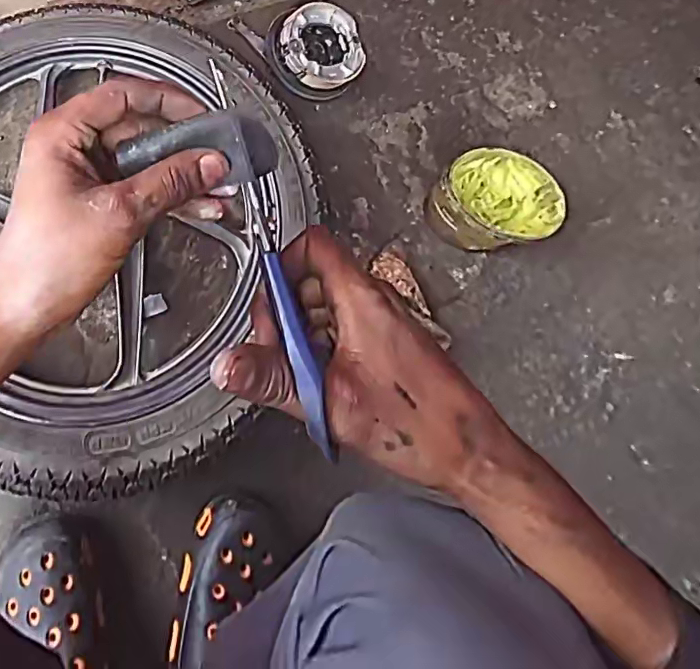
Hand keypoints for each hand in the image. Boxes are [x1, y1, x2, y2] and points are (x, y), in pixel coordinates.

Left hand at [0, 77, 229, 338]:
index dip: (167, 100)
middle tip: (215, 154)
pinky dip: (167, 192)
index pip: (122, 94)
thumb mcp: (118, 213)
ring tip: (215, 184)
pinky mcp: (95, 198)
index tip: (200, 114)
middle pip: (137, 125)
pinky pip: (140, 183)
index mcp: (61, 133)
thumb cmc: (43, 262)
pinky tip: (197, 203)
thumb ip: (169, 182)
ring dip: (180, 172)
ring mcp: (83, 173)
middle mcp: (70, 146)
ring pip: (143, 157)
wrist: (22, 307)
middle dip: (182, 144)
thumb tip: (207, 162)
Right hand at [211, 226, 512, 491]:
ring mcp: (378, 319)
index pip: (312, 245)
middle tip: (277, 347)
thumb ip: (271, 379)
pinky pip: (339, 324)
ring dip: (300, 331)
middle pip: (310, 276)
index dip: (281, 263)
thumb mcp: (330, 401)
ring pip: (322, 302)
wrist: (472, 455)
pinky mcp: (383, 339)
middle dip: (284, 309)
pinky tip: (321, 380)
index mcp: (360, 298)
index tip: (265, 299)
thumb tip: (228, 365)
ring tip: (301, 370)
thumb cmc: (421, 425)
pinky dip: (319, 344)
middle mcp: (372, 299)